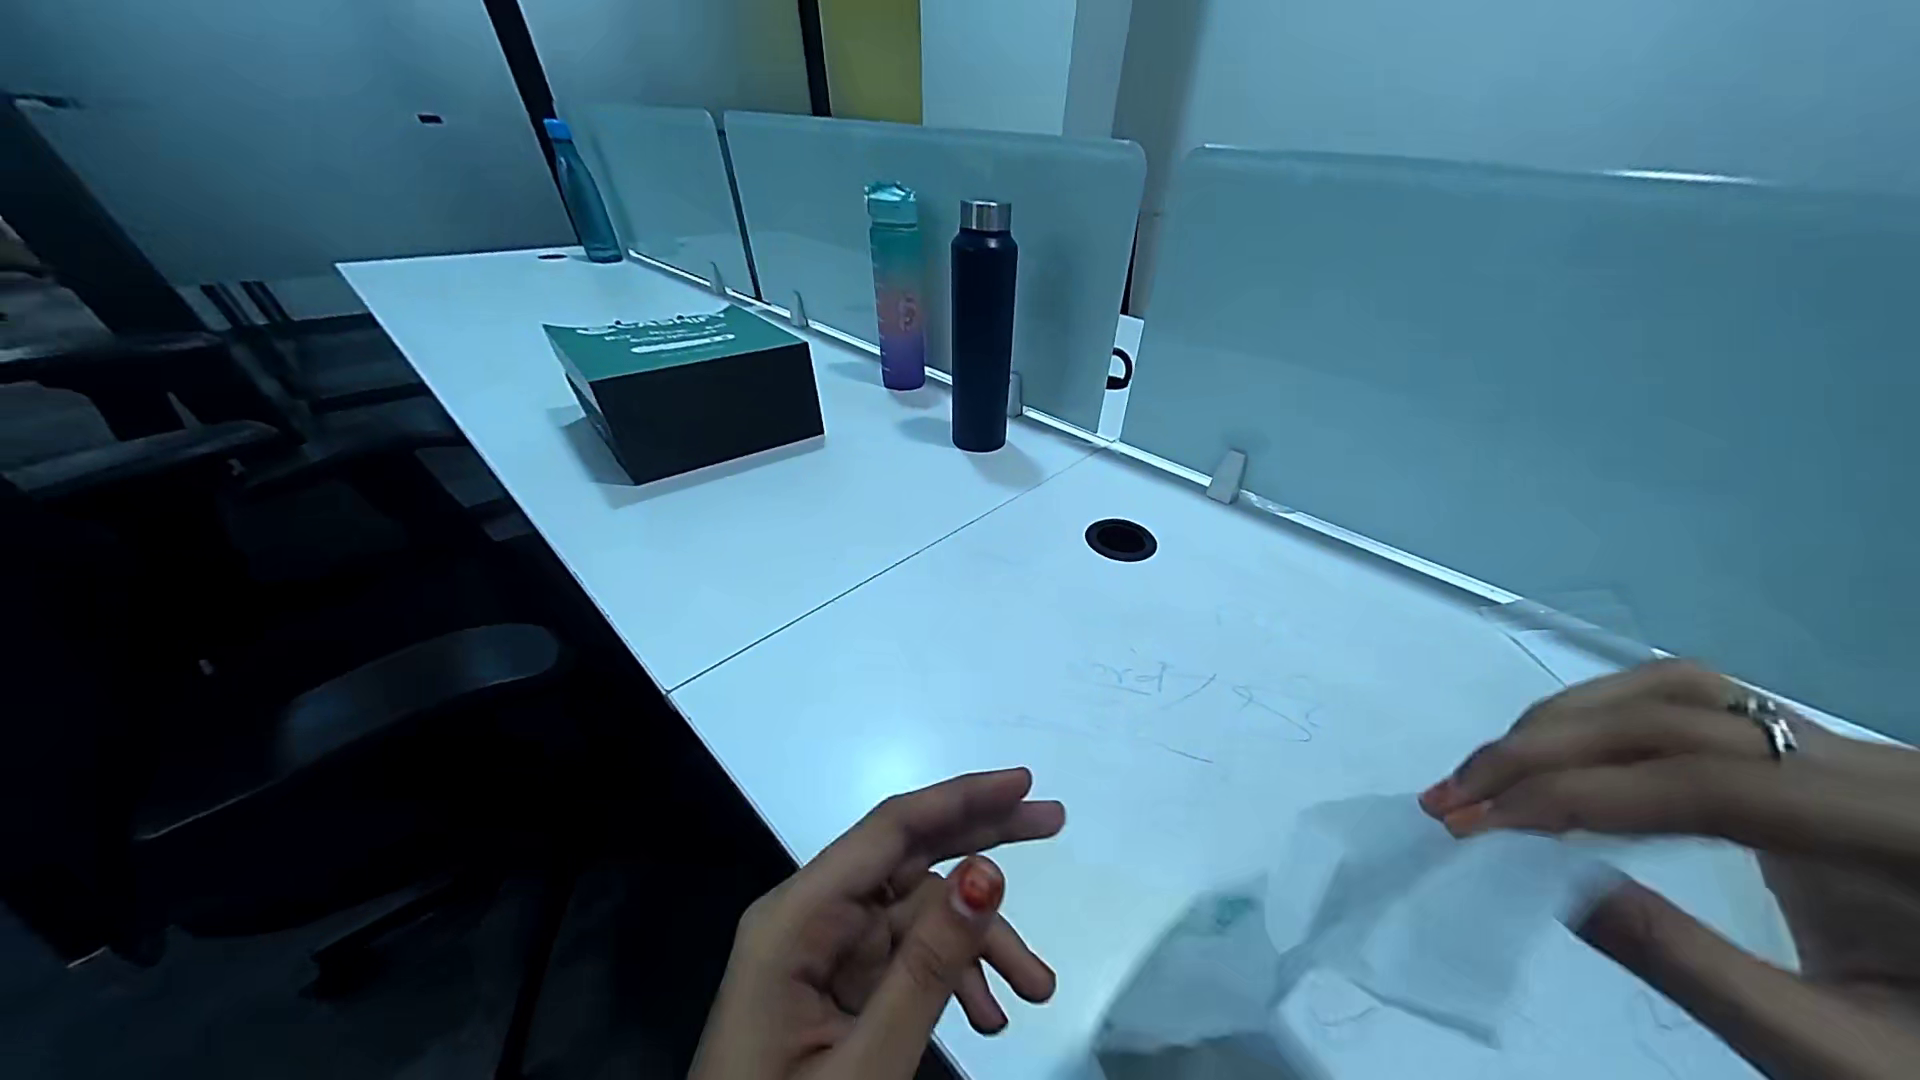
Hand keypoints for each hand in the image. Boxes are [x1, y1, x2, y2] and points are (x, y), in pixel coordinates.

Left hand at [689, 768, 1065, 1079]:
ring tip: (1037, 988)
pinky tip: (989, 1018)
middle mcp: (809, 915)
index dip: (960, 797)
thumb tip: (987, 872)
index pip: (890, 829)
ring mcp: (824, 949)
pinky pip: (906, 957)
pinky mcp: (837, 981)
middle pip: (908, 853)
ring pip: (917, 914)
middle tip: (1052, 821)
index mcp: (796, 917)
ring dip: (979, 942)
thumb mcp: (868, 1063)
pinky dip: (952, 977)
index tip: (1022, 781)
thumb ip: (928, 966)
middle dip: (981, 837)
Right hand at [1418, 660, 1919, 1079]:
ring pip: (1668, 690)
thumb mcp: (1844, 1058)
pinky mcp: (1798, 760)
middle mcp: (1876, 768)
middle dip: (1542, 750)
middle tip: (1454, 795)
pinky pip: (1681, 707)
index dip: (1573, 794)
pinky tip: (1553, 755)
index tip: (1476, 825)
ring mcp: (1837, 754)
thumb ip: (1696, 968)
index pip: (1703, 782)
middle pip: (1671, 715)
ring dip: (1561, 722)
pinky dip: (1596, 720)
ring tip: (1490, 771)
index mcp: (1907, 834)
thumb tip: (1548, 881)